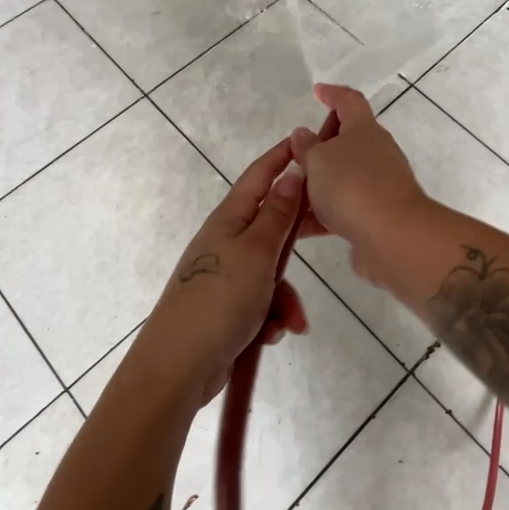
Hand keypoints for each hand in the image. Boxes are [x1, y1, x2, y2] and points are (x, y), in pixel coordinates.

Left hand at [145, 137, 311, 409]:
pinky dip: (273, 316)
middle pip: (272, 222)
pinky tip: (275, 334)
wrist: (177, 370)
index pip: (260, 175)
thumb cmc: (219, 300)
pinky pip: (263, 301)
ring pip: (273, 270)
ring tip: (292, 322)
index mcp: (230, 219)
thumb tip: (293, 171)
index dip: (283, 156)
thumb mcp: (257, 252)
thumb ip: (278, 213)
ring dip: (287, 295)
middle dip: (299, 234)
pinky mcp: (228, 308)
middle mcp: (227, 241)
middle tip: (331, 228)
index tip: (308, 139)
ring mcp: (226, 275)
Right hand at [287, 84, 432, 284]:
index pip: (349, 101)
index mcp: (364, 129)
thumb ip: (307, 148)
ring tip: (288, 194)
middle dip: (321, 144)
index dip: (333, 94)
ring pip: (343, 176)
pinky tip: (297, 227)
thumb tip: (302, 134)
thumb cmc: (352, 186)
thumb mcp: (319, 161)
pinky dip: (322, 213)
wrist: (393, 236)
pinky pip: (344, 208)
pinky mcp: (377, 214)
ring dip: (318, 182)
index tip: (318, 91)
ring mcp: (380, 183)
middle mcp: (376, 151)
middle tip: (295, 156)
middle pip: (347, 139)